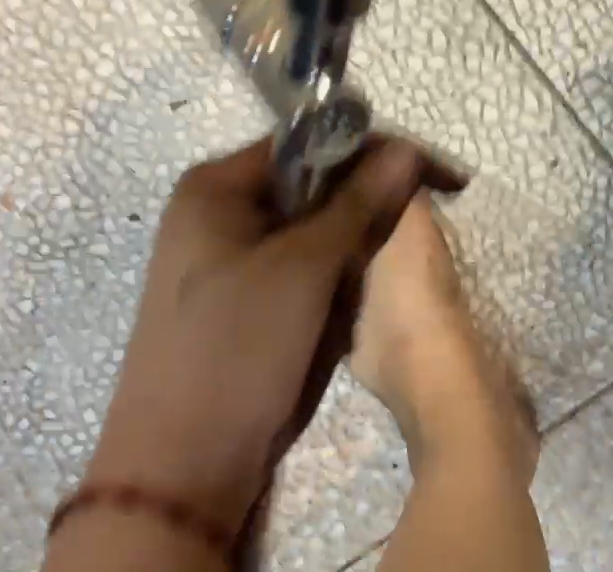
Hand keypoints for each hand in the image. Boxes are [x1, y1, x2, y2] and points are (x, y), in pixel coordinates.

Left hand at [84, 135, 464, 530]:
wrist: (181, 469)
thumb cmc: (239, 347)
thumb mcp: (306, 267)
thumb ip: (359, 202)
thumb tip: (407, 149)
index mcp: (215, 184)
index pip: (308, 143)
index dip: (370, 152)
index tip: (431, 175)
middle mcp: (216, 211)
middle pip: (310, 187)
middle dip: (357, 214)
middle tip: (393, 245)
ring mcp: (225, 258)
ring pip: (309, 233)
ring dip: (343, 258)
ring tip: (350, 298)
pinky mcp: (240, 299)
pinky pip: (297, 270)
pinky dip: (326, 285)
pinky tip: (332, 319)